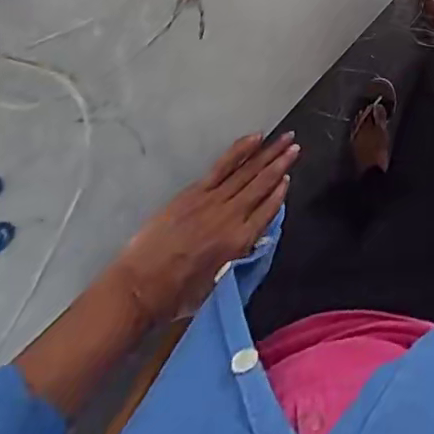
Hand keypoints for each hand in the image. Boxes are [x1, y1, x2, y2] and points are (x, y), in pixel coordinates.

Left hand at [107, 132, 299, 323]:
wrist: (136, 289)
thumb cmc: (176, 295)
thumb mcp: (218, 283)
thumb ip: (238, 258)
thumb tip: (250, 241)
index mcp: (240, 242)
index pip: (268, 211)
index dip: (280, 193)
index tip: (289, 179)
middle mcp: (232, 217)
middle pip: (263, 184)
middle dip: (282, 164)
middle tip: (296, 147)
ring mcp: (213, 201)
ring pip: (248, 171)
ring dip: (269, 153)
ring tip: (285, 138)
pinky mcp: (194, 193)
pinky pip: (223, 166)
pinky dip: (241, 151)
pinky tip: (255, 139)